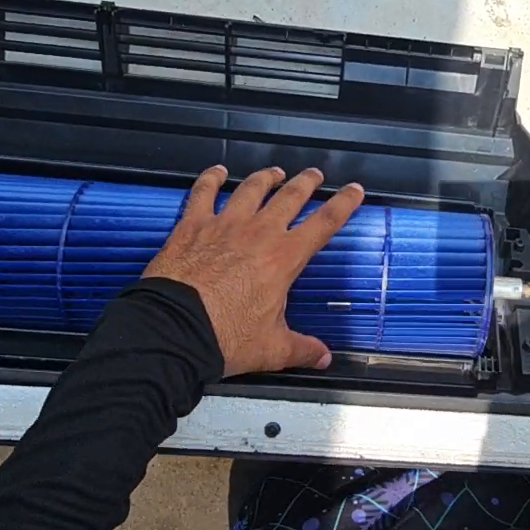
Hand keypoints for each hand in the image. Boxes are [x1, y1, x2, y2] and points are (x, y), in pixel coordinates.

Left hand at [143, 165, 364, 377]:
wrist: (175, 330)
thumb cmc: (225, 337)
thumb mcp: (272, 349)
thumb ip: (302, 349)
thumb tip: (323, 358)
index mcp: (284, 258)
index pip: (324, 223)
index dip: (343, 203)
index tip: (354, 190)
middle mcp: (258, 233)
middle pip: (290, 197)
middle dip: (306, 183)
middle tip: (314, 174)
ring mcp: (225, 224)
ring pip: (252, 189)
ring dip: (266, 177)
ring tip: (275, 172)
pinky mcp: (193, 226)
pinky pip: (204, 193)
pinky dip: (211, 178)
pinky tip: (217, 171)